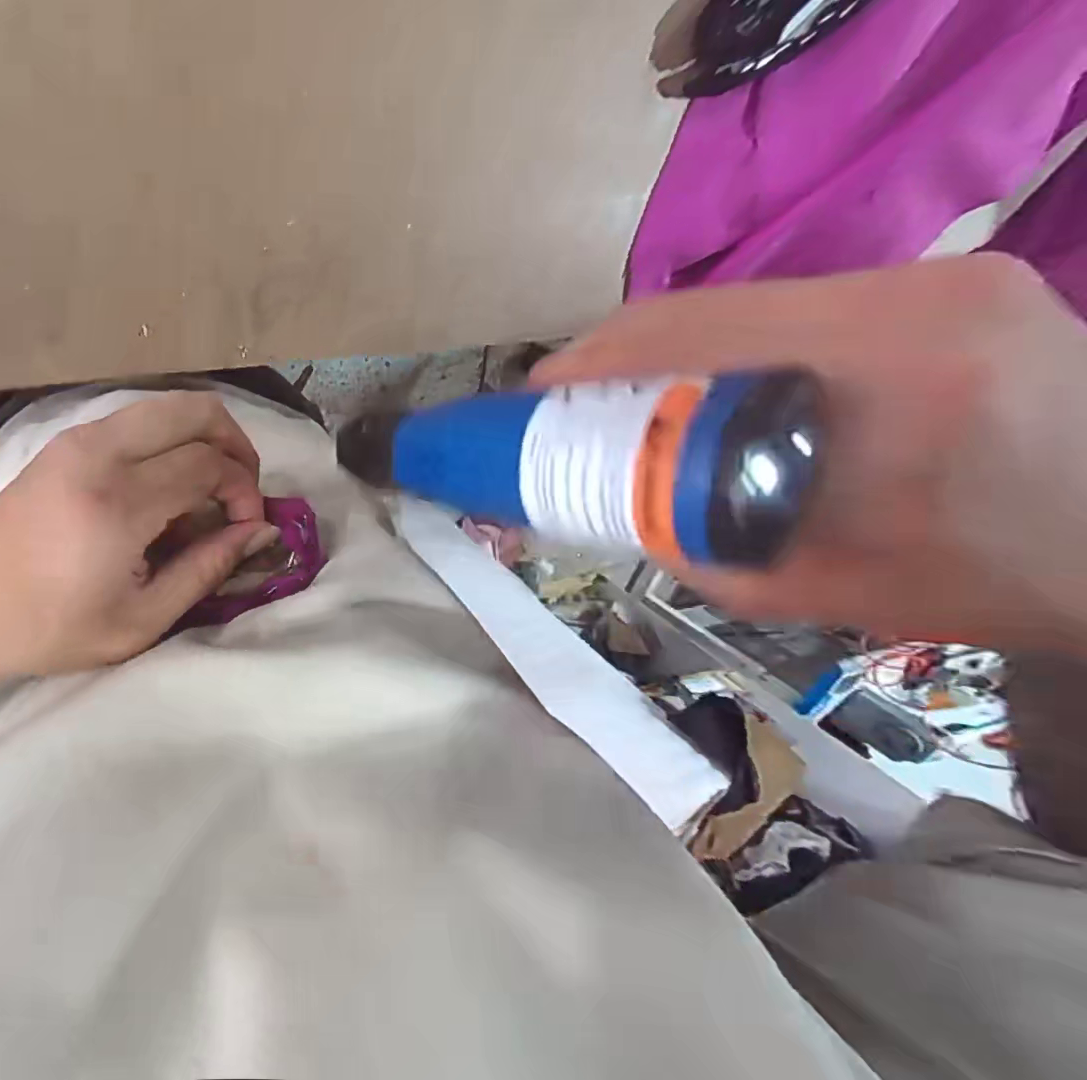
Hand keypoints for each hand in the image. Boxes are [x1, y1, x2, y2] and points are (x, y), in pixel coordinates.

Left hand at [0, 392, 279, 686]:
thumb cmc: (47, 630)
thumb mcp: (138, 620)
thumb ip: (204, 570)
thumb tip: (256, 531)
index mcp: (118, 502)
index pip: (209, 464)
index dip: (242, 490)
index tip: (245, 527)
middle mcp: (98, 453)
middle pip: (193, 410)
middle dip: (233, 443)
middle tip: (240, 491)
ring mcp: (74, 440)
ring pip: (162, 407)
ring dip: (198, 437)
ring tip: (206, 489)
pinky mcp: (58, 443)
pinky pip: (131, 421)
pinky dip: (163, 439)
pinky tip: (161, 484)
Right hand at [532, 254, 1086, 653]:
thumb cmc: (982, 578)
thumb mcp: (799, 582)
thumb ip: (683, 539)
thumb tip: (599, 503)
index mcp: (887, 360)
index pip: (689, 335)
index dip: (592, 360)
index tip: (535, 395)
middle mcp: (914, 292)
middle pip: (702, 308)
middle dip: (609, 353)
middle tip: (559, 401)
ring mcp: (935, 279)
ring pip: (738, 303)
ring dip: (658, 350)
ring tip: (611, 398)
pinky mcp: (940, 288)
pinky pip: (785, 308)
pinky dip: (716, 346)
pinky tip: (691, 387)